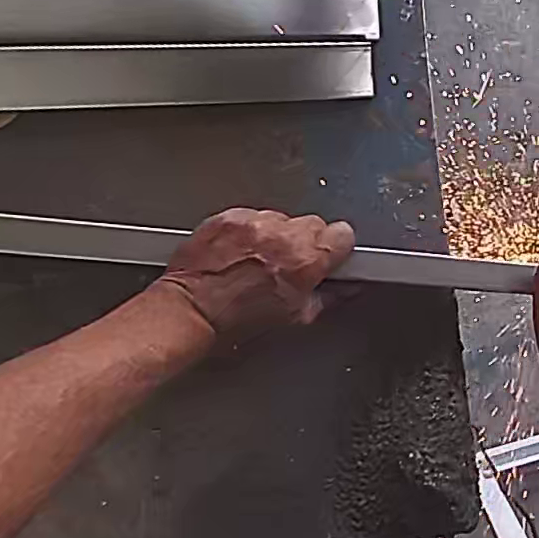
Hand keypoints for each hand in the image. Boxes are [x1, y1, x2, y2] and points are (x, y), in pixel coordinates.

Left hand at [153, 208, 354, 345]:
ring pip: (283, 218)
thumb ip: (329, 297)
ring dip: (278, 236)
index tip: (330, 255)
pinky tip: (241, 253)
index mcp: (307, 260)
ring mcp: (255, 223)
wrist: (192, 311)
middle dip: (307, 242)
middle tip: (291, 263)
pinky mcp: (230, 217)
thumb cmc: (239, 320)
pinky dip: (251, 232)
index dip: (337, 246)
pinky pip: (252, 216)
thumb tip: (345, 288)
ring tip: (261, 260)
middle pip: (314, 223)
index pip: (342, 234)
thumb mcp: (297, 318)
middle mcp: (283, 236)